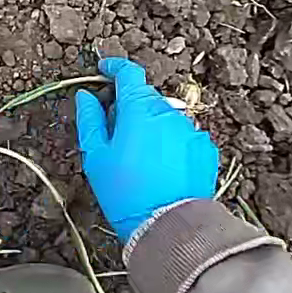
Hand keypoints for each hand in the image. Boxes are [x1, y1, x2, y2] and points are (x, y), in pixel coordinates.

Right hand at [75, 56, 219, 241]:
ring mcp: (191, 129)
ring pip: (165, 117)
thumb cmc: (126, 193)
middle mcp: (169, 112)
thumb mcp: (97, 157)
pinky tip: (162, 167)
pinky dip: (171, 143)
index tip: (104, 69)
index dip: (114, 67)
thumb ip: (91, 120)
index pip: (129, 73)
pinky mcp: (205, 148)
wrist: (170, 226)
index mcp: (140, 109)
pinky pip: (183, 136)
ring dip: (152, 126)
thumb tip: (86, 96)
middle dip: (130, 106)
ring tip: (140, 158)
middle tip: (115, 132)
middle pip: (146, 97)